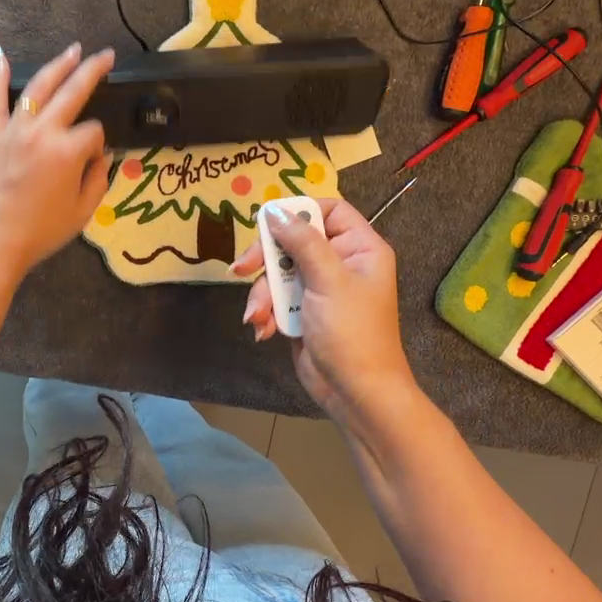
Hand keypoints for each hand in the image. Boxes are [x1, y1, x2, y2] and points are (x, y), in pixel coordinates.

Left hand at [0, 43, 114, 282]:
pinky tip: (2, 55)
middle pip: (72, 91)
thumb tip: (100, 159)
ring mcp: (13, 129)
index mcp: (68, 152)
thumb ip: (97, 181)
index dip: (99, 145)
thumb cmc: (39, 234)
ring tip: (73, 50)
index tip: (93, 161)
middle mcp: (42, 131)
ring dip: (58, 64)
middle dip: (93, 70)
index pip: (94, 133)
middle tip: (107, 56)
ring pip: (38, 87)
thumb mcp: (82, 214)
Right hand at [232, 198, 415, 426]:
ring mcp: (318, 287)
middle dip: (266, 259)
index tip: (268, 223)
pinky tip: (263, 329)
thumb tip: (275, 211)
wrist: (354, 391)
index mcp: (359, 248)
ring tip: (258, 316)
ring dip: (262, 294)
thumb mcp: (328, 281)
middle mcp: (340, 262)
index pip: (328, 211)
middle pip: (293, 241)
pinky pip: (274, 297)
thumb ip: (302, 243)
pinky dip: (265, 311)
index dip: (298, 213)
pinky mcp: (301, 310)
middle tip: (242, 269)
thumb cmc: (351, 332)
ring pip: (277, 272)